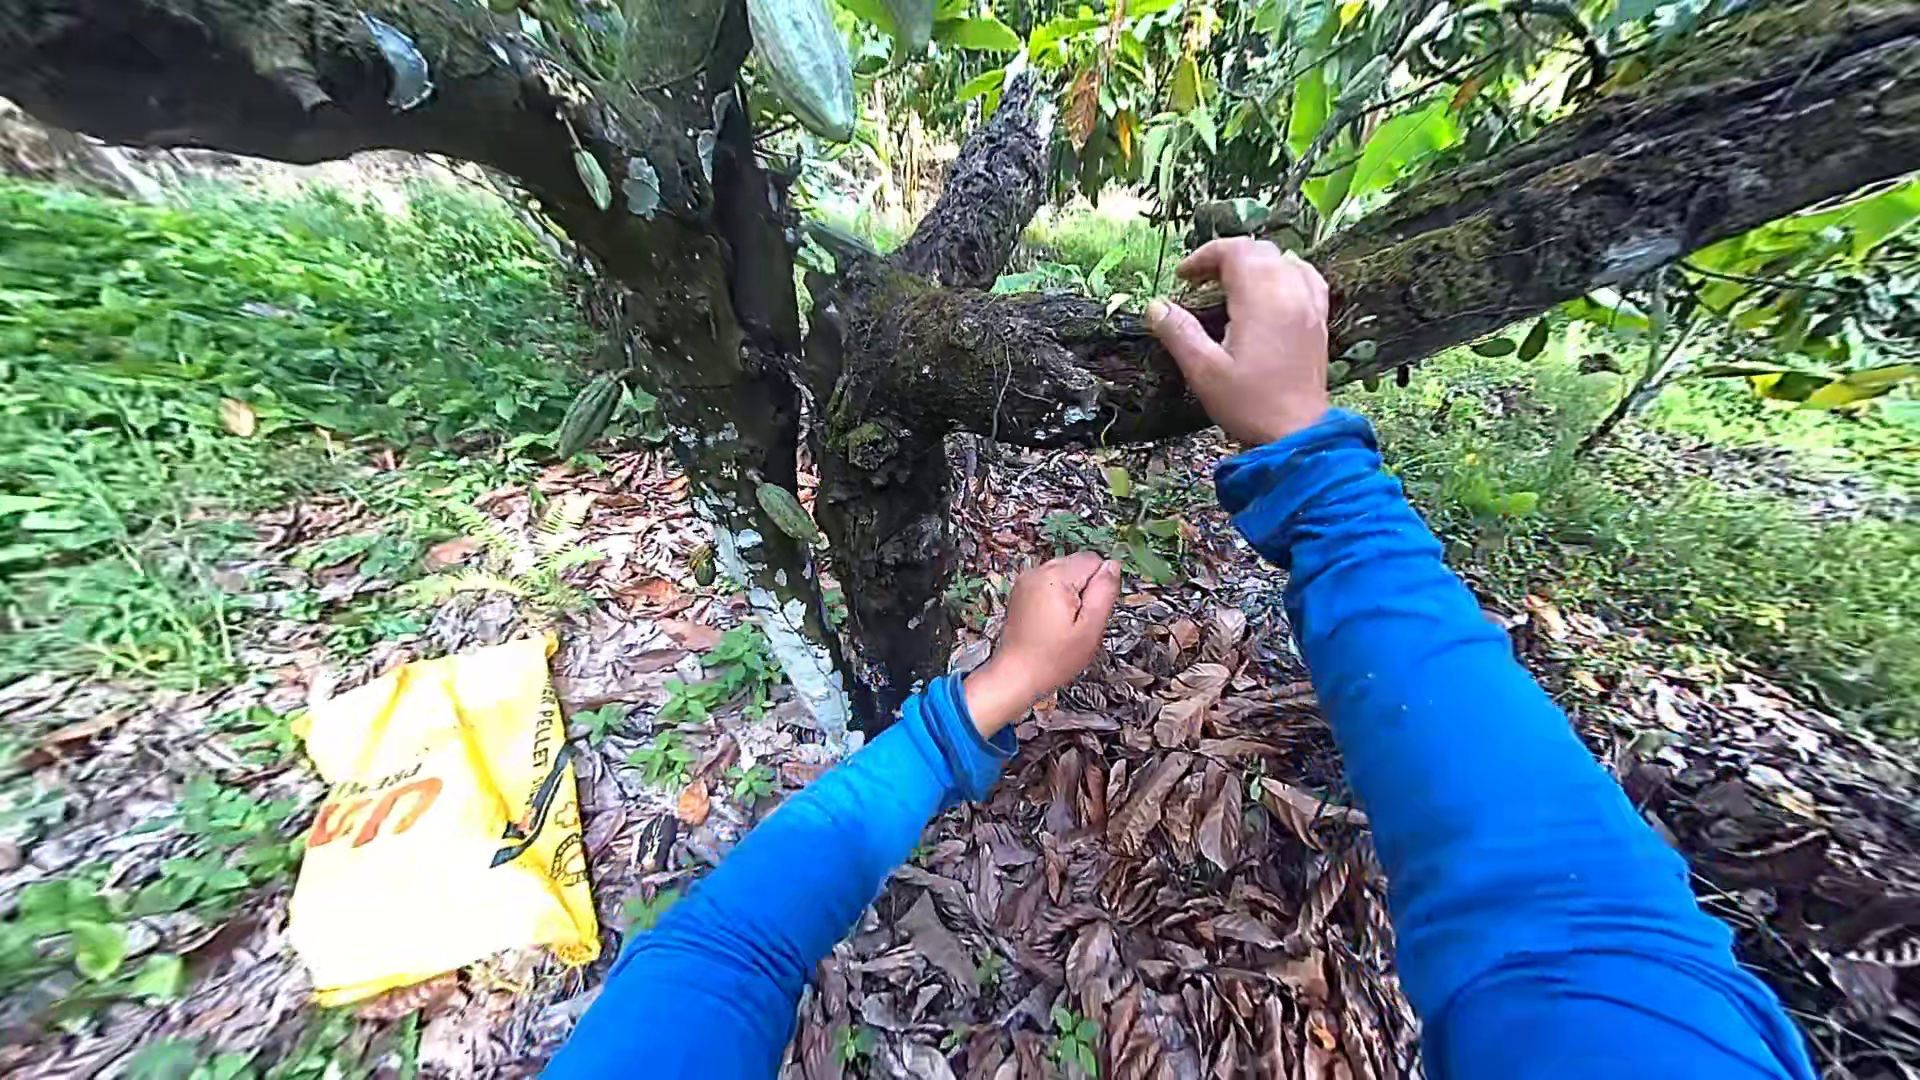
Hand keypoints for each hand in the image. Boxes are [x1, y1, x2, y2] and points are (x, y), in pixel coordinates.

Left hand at [963, 552, 1121, 737]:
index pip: (1094, 560)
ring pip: (1065, 574)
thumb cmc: (1053, 658)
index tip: (1089, 611)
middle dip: (1084, 589)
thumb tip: (1113, 565)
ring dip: (1071, 594)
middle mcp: (1036, 571)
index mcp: (1054, 577)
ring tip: (1063, 624)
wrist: (1016, 675)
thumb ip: (1105, 591)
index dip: (1099, 586)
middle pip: (1078, 564)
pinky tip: (1051, 622)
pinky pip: (1049, 583)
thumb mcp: (1090, 628)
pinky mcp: (1020, 591)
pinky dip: (1056, 598)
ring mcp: (1025, 580)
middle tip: (1077, 621)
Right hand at [1145, 239, 1330, 445]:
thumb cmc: (1247, 403)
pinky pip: (1303, 277)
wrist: (1295, 431)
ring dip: (1251, 265)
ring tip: (1227, 287)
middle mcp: (1291, 290)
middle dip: (1224, 258)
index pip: (1235, 251)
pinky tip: (1268, 293)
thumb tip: (1156, 305)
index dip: (1204, 256)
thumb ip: (1179, 332)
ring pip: (1282, 260)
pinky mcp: (1318, 319)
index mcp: (1261, 298)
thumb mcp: (1202, 370)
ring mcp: (1310, 303)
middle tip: (1197, 283)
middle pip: (1259, 251)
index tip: (1181, 277)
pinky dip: (1280, 274)